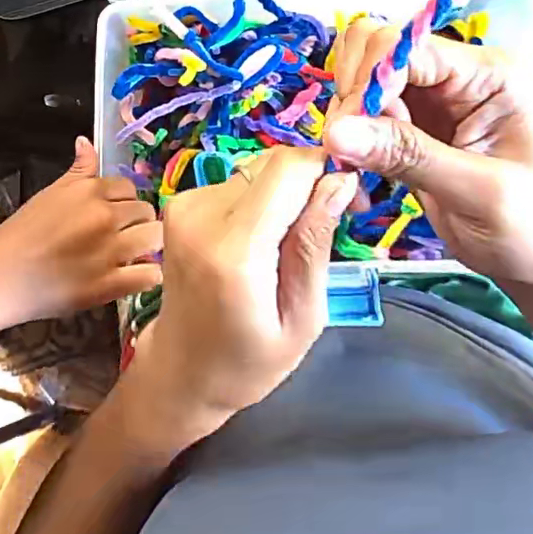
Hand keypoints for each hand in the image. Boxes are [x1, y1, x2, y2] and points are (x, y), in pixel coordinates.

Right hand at [0, 137, 162, 330]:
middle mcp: (105, 217)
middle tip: (125, 235)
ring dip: (148, 246)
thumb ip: (78, 169)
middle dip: (139, 222)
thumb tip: (86, 141)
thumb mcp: (51, 191)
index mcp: (91, 191)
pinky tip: (135, 276)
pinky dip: (148, 276)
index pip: (129, 187)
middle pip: (146, 212)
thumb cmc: (23, 232)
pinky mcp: (109, 284)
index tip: (117, 214)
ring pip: (155, 238)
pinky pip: (150, 275)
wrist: (1, 274)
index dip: (125, 201)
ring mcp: (110, 251)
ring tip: (133, 254)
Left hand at [129, 148, 357, 437]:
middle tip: (334, 215)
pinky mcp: (180, 202)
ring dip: (286, 190)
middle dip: (311, 179)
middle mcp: (201, 214)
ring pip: (257, 169)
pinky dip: (261, 198)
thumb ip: (316, 243)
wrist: (181, 369)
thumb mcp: (303, 317)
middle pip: (272, 164)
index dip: (326, 168)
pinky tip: (265, 235)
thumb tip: (341, 180)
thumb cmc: (248, 361)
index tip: (352, 194)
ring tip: (296, 234)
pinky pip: (237, 181)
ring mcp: (185, 204)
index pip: (287, 169)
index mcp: (233, 249)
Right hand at [321, 21, 532, 295]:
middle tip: (351, 150)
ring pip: (362, 81)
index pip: (403, 47)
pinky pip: (366, 118)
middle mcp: (456, 76)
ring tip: (355, 169)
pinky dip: (351, 143)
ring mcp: (434, 101)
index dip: (367, 82)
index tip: (347, 134)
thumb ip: (407, 155)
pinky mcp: (416, 129)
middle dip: (352, 95)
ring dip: (347, 120)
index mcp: (487, 74)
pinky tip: (360, 178)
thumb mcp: (480, 194)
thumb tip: (334, 131)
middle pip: (374, 50)